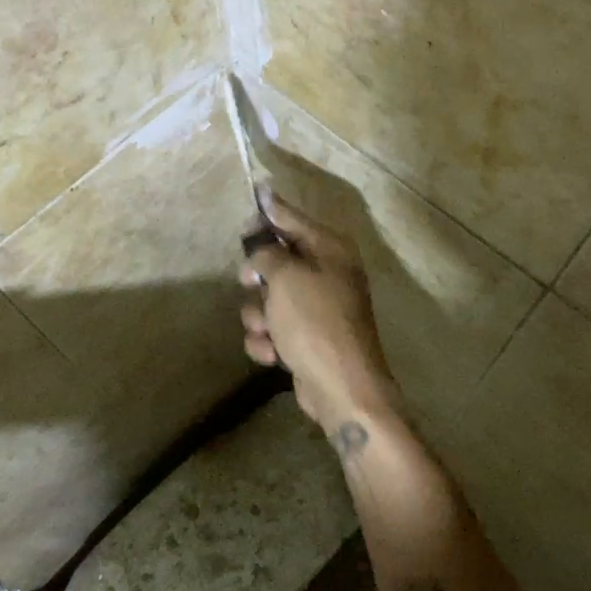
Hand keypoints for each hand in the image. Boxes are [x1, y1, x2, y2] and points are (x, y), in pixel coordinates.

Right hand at [238, 193, 397, 430]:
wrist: (341, 387)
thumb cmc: (314, 321)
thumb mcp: (285, 277)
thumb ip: (267, 250)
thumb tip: (260, 236)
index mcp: (330, 249)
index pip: (292, 219)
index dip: (268, 212)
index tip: (249, 203)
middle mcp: (326, 273)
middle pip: (276, 259)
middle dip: (258, 276)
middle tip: (250, 282)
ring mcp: (316, 307)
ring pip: (268, 297)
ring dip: (259, 315)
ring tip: (266, 330)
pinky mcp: (306, 337)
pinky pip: (273, 328)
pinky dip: (268, 340)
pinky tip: (273, 353)